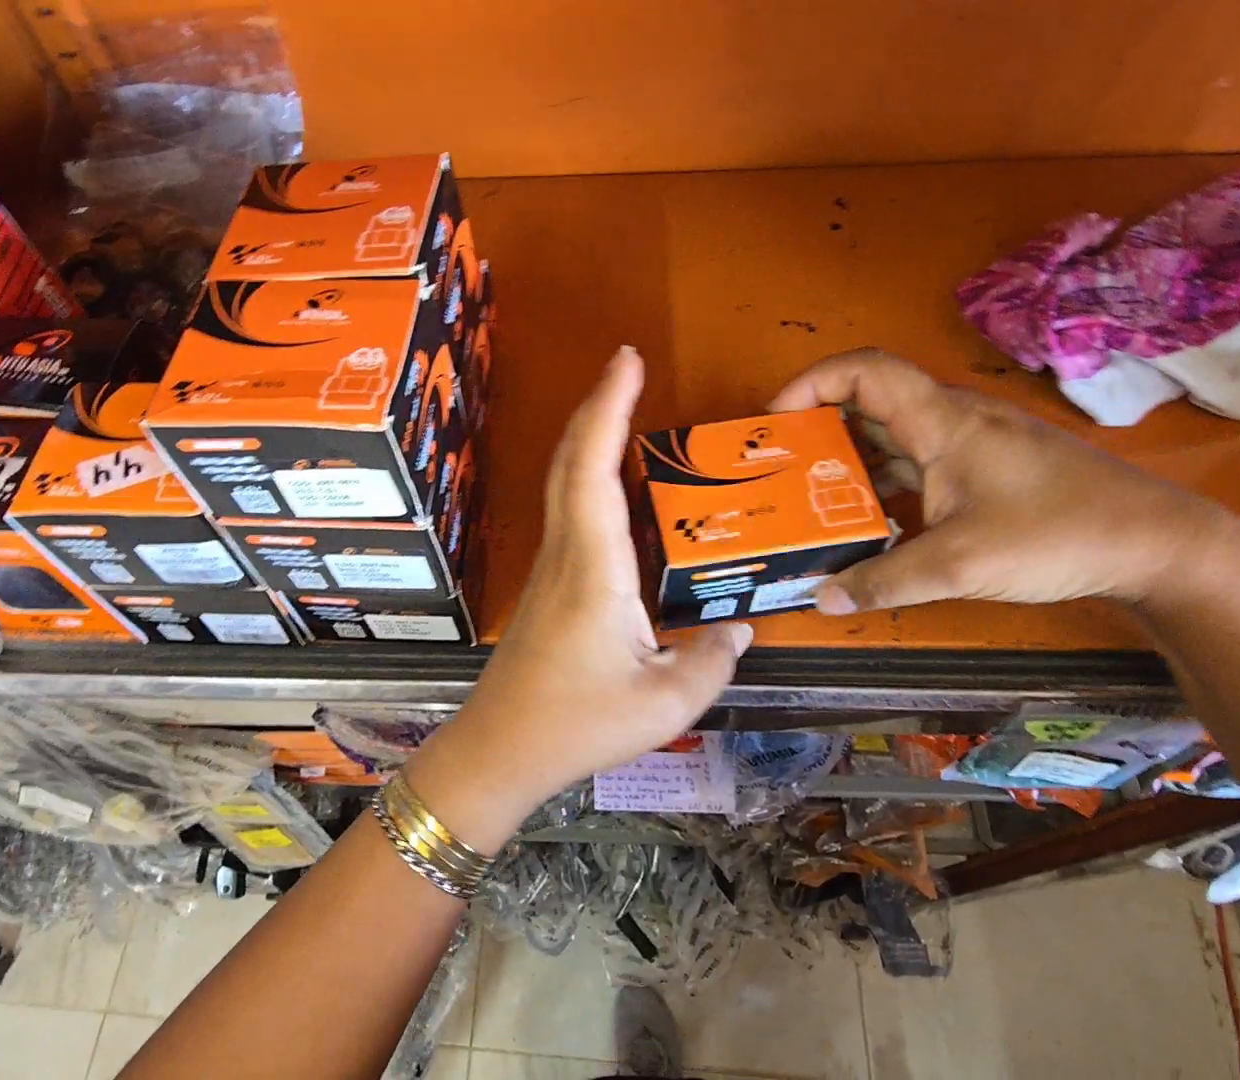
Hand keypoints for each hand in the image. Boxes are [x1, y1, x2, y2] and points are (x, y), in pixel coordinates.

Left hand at [407, 348, 750, 835]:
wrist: (501, 750)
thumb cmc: (576, 725)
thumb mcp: (664, 705)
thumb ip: (712, 661)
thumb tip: (738, 628)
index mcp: (593, 569)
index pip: (594, 467)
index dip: (609, 407)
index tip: (628, 361)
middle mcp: (566, 554)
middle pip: (570, 461)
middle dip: (598, 404)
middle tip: (629, 367)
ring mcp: (550, 568)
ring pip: (563, 483)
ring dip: (590, 437)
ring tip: (628, 411)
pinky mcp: (548, 586)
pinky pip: (568, 512)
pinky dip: (588, 477)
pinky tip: (616, 488)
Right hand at [768, 348, 1233, 612]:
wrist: (1158, 543)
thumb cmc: (1057, 535)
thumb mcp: (960, 566)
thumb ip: (883, 581)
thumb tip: (820, 600)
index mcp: (943, 422)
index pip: (865, 371)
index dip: (811, 382)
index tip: (774, 422)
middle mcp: (953, 421)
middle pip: (869, 401)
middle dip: (816, 427)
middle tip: (779, 467)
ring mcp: (972, 444)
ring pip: (892, 434)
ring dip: (848, 457)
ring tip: (809, 494)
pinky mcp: (986, 469)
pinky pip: (916, 461)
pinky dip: (881, 480)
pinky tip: (867, 518)